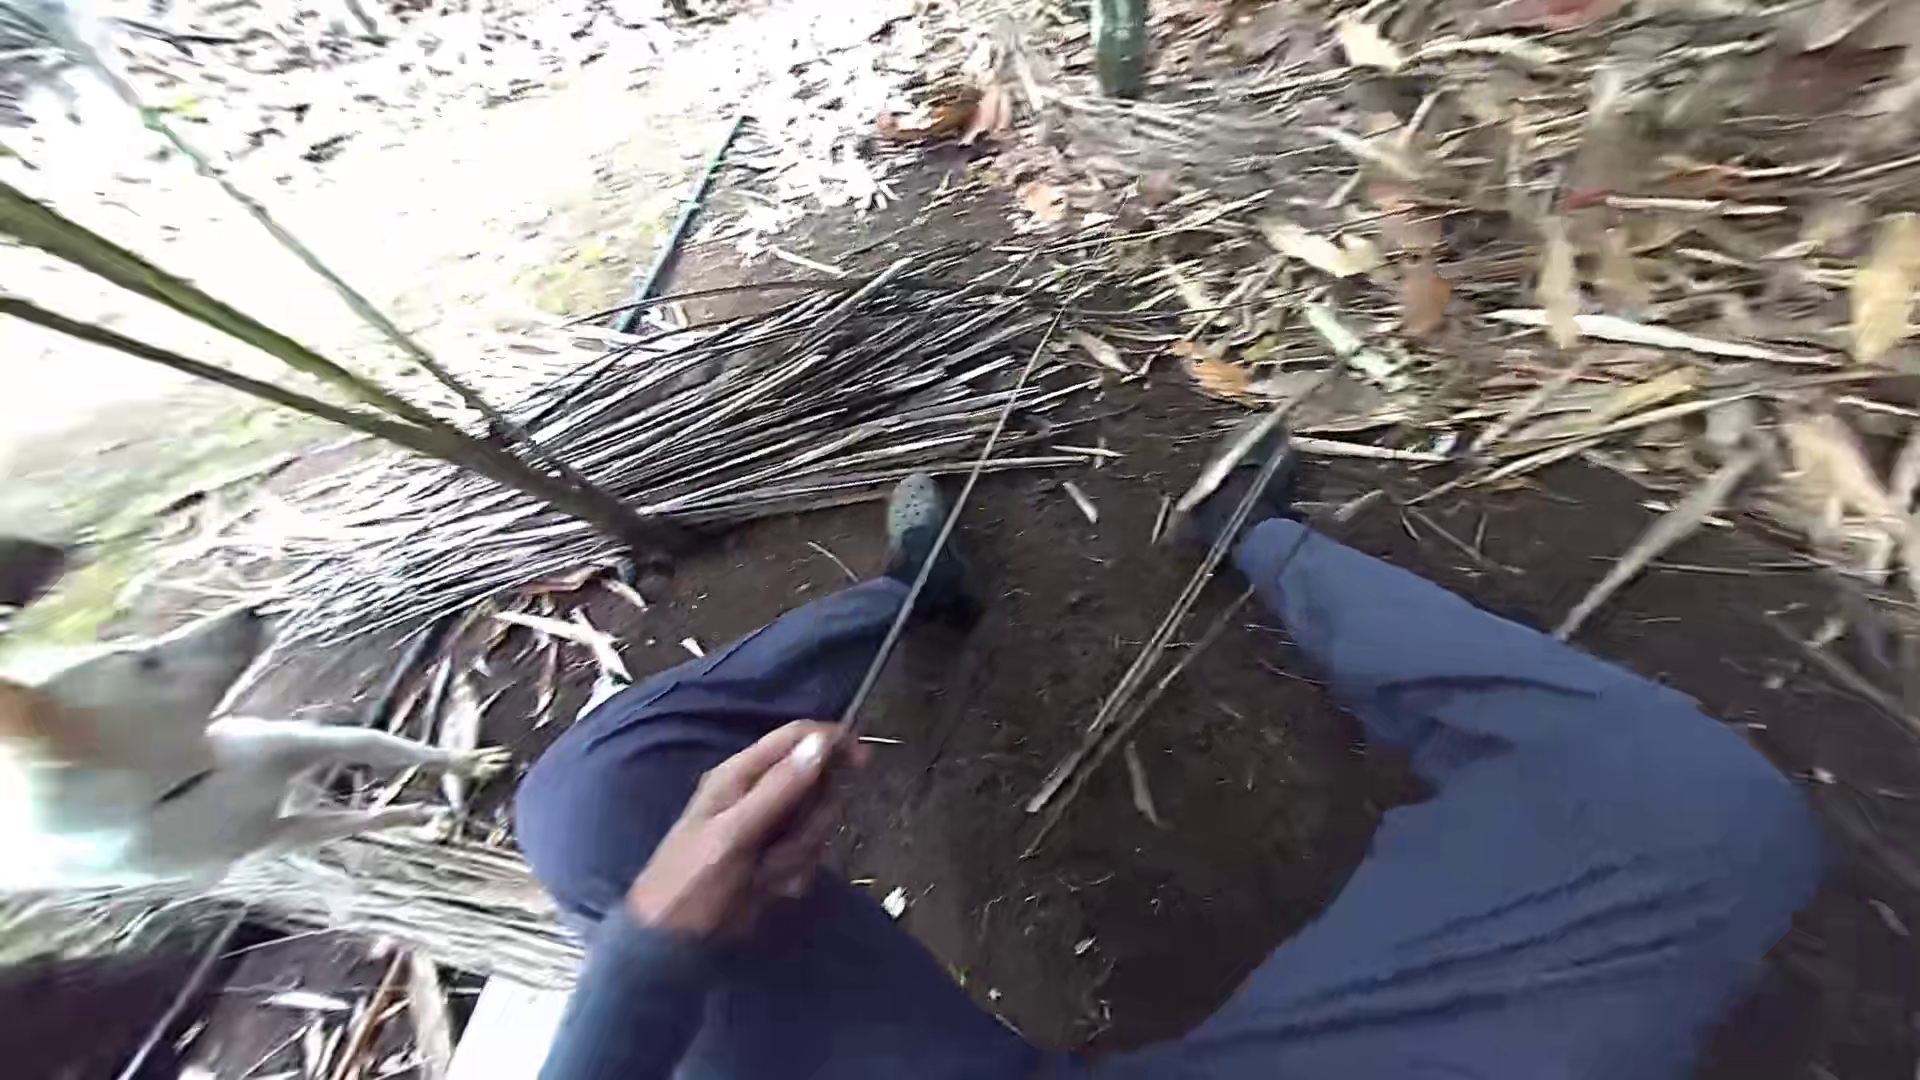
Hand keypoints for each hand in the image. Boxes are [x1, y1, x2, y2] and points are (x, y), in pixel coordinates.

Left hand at [626, 720, 867, 938]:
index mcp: (741, 773)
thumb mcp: (735, 834)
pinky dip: (797, 870)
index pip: (797, 737)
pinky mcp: (777, 854)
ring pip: (817, 819)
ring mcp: (769, 824)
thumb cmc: (692, 886)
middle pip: (815, 782)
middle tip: (786, 845)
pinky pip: (810, 850)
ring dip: (800, 850)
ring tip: (767, 875)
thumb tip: (820, 742)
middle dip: (810, 818)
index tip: (863, 760)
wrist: (669, 954)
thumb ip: (779, 788)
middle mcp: (758, 792)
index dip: (832, 741)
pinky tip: (773, 889)